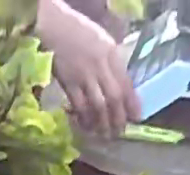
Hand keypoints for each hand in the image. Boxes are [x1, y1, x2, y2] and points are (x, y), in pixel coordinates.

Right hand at [40, 0, 139, 134]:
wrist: (53, 26)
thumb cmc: (78, 33)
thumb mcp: (102, 42)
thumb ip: (111, 63)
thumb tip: (121, 88)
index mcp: (111, 53)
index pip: (126, 83)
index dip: (132, 104)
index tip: (136, 118)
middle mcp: (100, 65)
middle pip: (114, 97)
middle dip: (119, 118)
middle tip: (120, 132)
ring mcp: (84, 75)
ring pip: (99, 106)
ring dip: (103, 123)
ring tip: (105, 134)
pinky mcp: (68, 83)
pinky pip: (80, 107)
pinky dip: (85, 119)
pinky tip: (88, 126)